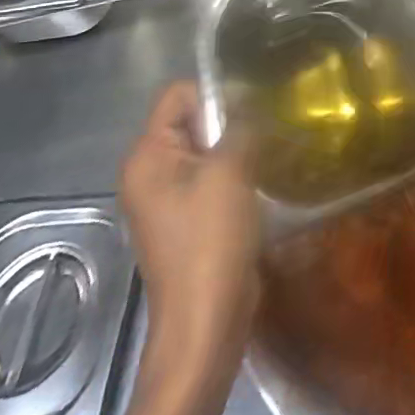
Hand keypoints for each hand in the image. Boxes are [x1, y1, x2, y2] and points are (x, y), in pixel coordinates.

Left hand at [120, 82, 258, 414]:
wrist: (205, 321)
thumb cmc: (211, 239)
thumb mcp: (229, 172)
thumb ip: (239, 128)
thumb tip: (250, 104)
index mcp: (147, 155)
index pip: (177, 96)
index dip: (214, 94)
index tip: (251, 111)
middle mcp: (149, 172)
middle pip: (191, 121)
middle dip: (229, 123)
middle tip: (266, 133)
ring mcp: (167, 198)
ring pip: (206, 151)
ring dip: (236, 150)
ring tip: (268, 157)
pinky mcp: (188, 220)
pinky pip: (210, 179)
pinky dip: (235, 176)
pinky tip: (261, 184)